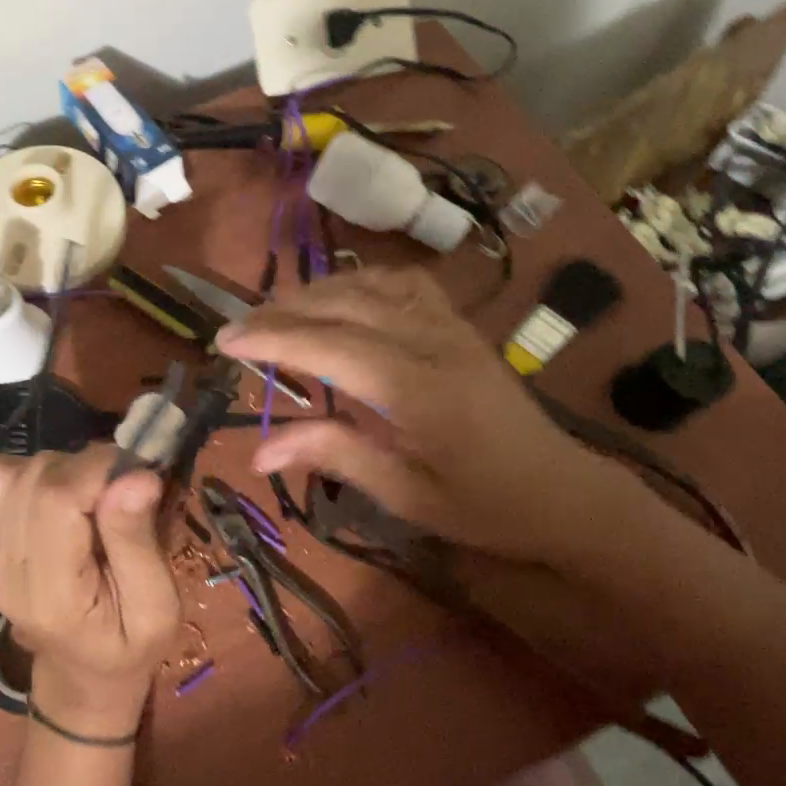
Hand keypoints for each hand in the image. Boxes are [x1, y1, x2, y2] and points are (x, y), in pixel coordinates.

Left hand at [0, 444, 180, 736]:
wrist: (81, 670)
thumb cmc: (128, 642)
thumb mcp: (157, 606)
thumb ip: (140, 540)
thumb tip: (136, 475)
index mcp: (52, 591)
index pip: (56, 497)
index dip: (97, 467)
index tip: (135, 472)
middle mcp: (3, 569)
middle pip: (31, 479)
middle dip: (81, 466)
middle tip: (115, 488)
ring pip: (1, 472)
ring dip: (47, 469)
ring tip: (79, 494)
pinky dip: (8, 476)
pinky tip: (39, 497)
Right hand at [218, 266, 650, 569]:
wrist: (561, 491)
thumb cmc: (481, 504)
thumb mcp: (405, 494)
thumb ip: (335, 455)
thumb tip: (258, 453)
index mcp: (419, 390)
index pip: (331, 346)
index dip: (273, 338)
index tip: (224, 340)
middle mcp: (434, 343)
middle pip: (345, 305)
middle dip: (281, 311)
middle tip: (235, 328)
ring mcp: (450, 326)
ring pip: (371, 285)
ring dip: (316, 291)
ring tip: (274, 313)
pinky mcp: (458, 324)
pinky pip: (401, 283)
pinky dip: (358, 281)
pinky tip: (337, 298)